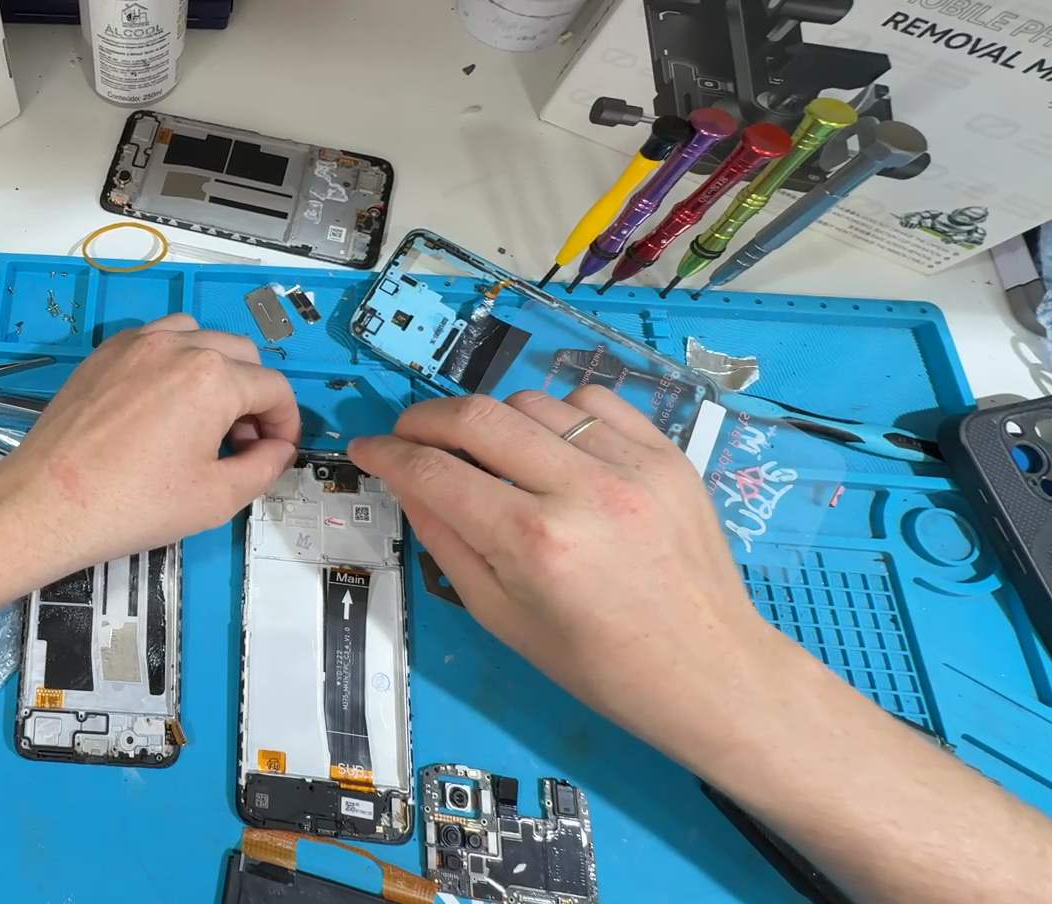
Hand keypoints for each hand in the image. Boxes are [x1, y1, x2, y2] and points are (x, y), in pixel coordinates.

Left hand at [0, 314, 299, 578]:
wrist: (50, 501)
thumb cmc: (134, 504)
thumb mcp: (217, 498)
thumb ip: (263, 467)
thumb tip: (278, 448)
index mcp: (212, 377)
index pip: (274, 387)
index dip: (286, 422)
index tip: (276, 451)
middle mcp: (176, 345)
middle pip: (241, 354)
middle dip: (253, 395)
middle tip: (240, 441)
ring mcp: (136, 343)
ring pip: (197, 335)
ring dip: (215, 368)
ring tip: (203, 414)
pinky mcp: (104, 352)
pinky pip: (154, 339)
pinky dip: (173, 360)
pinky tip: (161, 403)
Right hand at [348, 388, 782, 754]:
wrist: (712, 675)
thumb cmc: (590, 660)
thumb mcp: (494, 611)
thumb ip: (440, 535)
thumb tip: (402, 478)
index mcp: (534, 543)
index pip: (433, 471)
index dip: (385, 453)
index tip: (364, 449)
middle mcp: (582, 491)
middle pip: (475, 417)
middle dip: (422, 420)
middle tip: (408, 438)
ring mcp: (633, 466)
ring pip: (526, 401)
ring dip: (488, 421)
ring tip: (487, 455)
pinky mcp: (668, 454)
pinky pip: (588, 401)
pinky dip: (552, 414)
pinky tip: (551, 448)